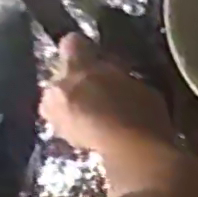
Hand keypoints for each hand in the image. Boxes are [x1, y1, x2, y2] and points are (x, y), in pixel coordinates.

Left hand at [40, 33, 174, 155]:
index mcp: (78, 66)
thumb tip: (111, 70)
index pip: (74, 43)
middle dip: (80, 79)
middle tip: (104, 89)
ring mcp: (52, 108)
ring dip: (77, 100)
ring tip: (101, 111)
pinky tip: (98, 127)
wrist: (134, 153)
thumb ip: (120, 76)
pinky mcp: (58, 131)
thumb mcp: (142, 88)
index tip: (98, 52)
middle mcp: (57, 82)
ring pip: (62, 96)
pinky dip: (78, 119)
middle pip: (64, 73)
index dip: (86, 47)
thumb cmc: (144, 116)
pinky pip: (66, 117)